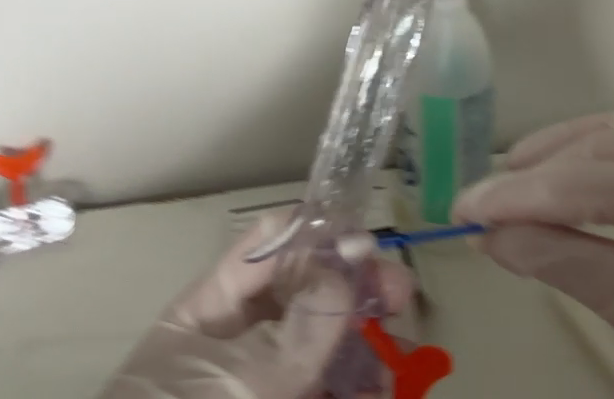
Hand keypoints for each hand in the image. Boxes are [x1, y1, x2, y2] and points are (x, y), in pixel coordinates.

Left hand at [99, 214, 411, 398]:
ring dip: (365, 346)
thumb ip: (302, 322)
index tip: (369, 240)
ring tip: (400, 358)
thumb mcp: (238, 378)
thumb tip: (354, 251)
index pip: (270, 243)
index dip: (318, 230)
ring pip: (323, 346)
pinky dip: (356, 387)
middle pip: (306, 292)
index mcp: (213, 305)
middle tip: (400, 297)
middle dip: (355, 290)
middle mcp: (239, 336)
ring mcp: (260, 381)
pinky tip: (380, 390)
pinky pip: (324, 388)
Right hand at [454, 111, 613, 398]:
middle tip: (481, 200)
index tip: (468, 209)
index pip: (601, 179)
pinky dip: (591, 165)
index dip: (527, 194)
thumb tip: (489, 234)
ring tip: (511, 181)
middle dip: (540, 170)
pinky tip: (560, 181)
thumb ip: (561, 262)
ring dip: (562, 156)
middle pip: (611, 143)